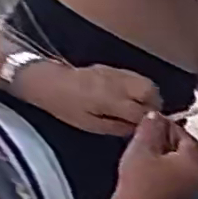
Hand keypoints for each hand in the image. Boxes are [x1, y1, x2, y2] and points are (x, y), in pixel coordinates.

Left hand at [12, 60, 160, 136]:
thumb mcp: (90, 125)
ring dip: (150, 96)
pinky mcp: (113, 69)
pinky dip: (141, 88)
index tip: (150, 129)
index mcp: (110, 100)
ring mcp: (115, 74)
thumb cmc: (65, 106)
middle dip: (154, 106)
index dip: (150, 122)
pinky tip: (132, 96)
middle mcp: (116, 85)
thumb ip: (118, 127)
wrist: (43, 79)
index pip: (144, 112)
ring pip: (148, 84)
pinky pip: (137, 78)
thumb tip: (139, 128)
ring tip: (141, 105)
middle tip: (145, 115)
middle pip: (151, 94)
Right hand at [113, 114, 197, 198]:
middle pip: (191, 149)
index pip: (188, 137)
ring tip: (153, 143)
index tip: (154, 119)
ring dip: (173, 149)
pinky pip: (185, 170)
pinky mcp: (188, 191)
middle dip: (174, 138)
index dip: (171, 126)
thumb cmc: (141, 177)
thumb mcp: (143, 147)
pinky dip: (174, 161)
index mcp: (195, 161)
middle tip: (153, 130)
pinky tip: (157, 159)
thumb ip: (152, 129)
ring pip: (189, 160)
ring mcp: (197, 183)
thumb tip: (156, 115)